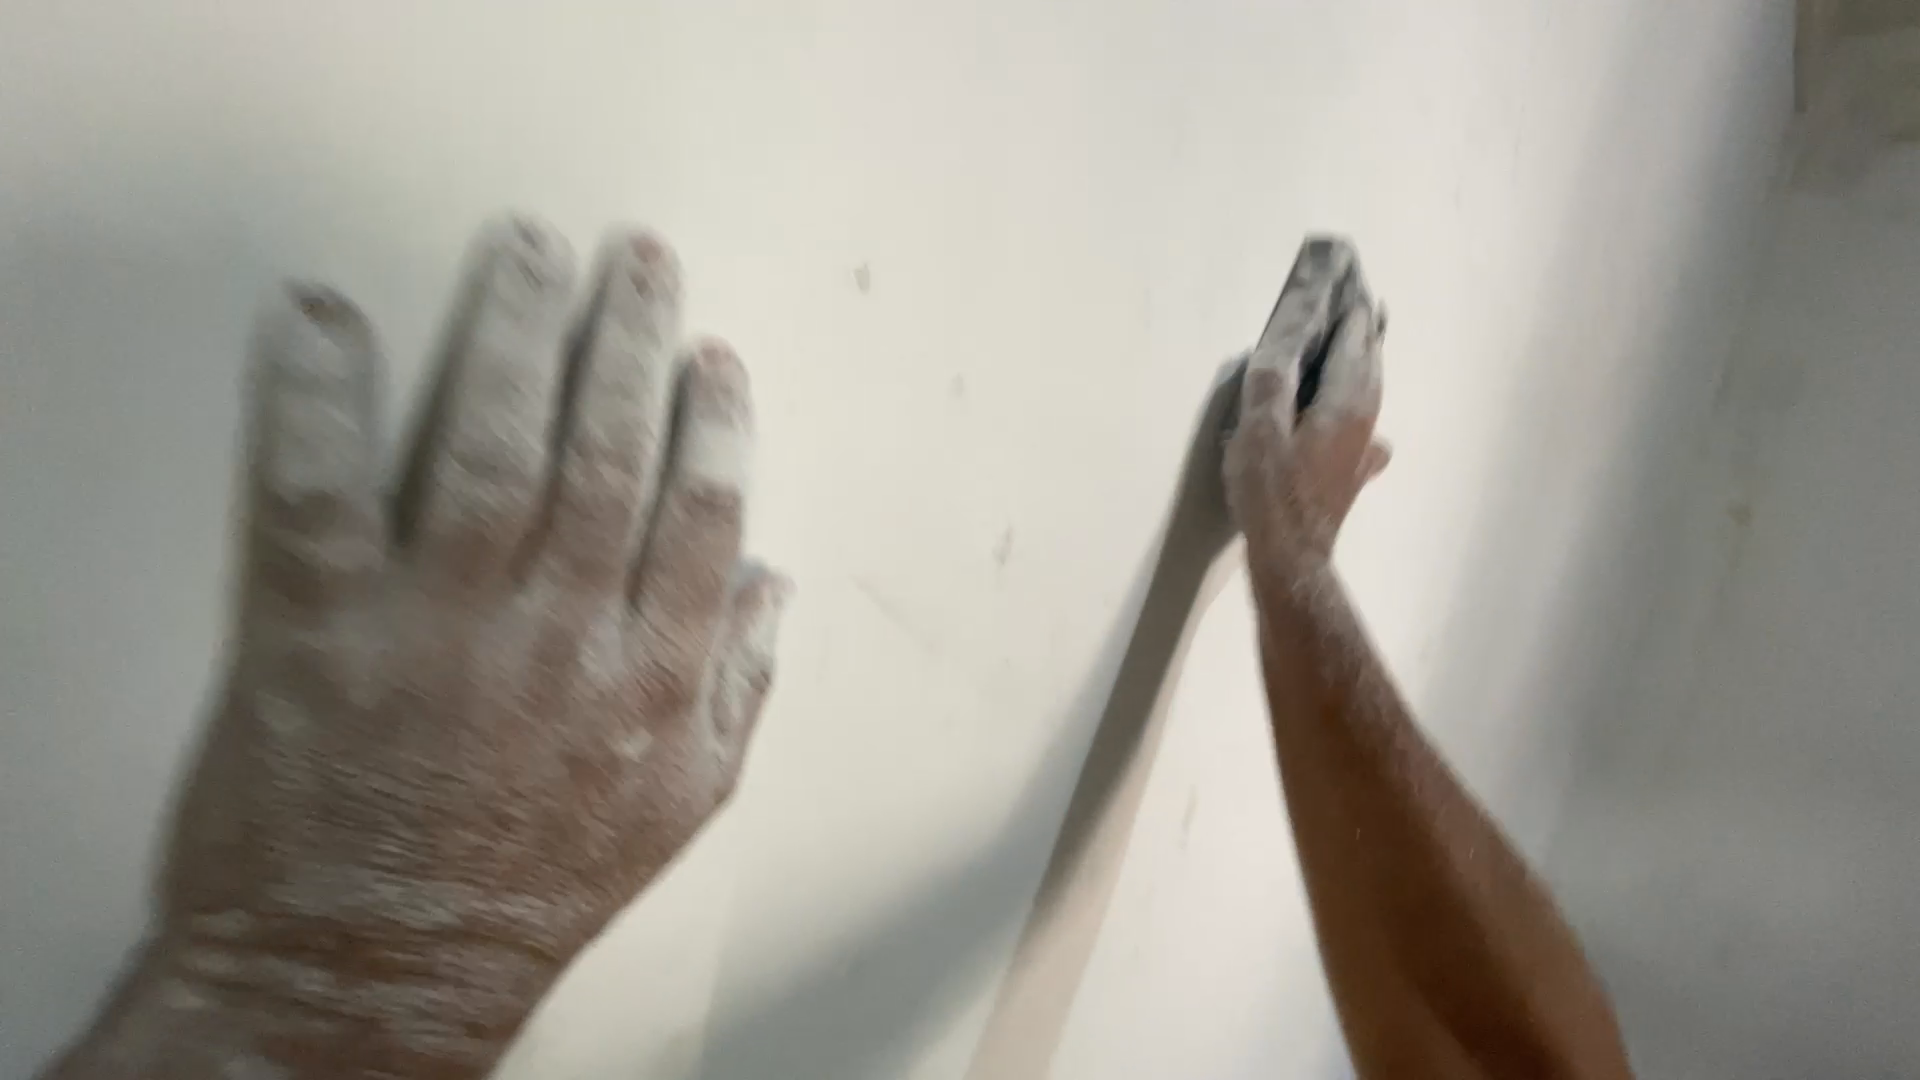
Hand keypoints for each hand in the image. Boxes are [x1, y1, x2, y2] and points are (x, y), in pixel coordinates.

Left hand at [71, 219, 788, 1077]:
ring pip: (492, 454)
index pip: (703, 514)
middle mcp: (567, 634)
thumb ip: (746, 679)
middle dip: (631, 346)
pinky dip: (318, 404)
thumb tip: (772, 578)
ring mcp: (445, 629)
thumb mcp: (696, 793)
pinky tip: (327, 321)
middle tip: (642, 262)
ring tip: (533, 252)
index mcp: (659, 672)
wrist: (384, 963)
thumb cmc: (554, 874)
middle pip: (609, 459)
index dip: (716, 423)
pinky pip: (318, 502)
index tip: (715, 358)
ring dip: (515, 339)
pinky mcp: (320, 637)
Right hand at [1223, 292, 1390, 575]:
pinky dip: (1359, 407)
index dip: (1347, 310)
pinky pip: (1362, 424)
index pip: (1352, 341)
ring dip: (1364, 364)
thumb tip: (1285, 338)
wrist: (1291, 554)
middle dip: (1363, 331)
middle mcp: (1365, 418)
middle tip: (1360, 302)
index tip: (1346, 279)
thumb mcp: (1258, 431)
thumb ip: (1271, 382)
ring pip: (1370, 393)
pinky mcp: (1352, 472)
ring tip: (1360, 346)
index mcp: (1345, 400)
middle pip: (1369, 363)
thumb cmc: (1272, 491)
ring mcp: (1362, 447)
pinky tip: (1362, 426)